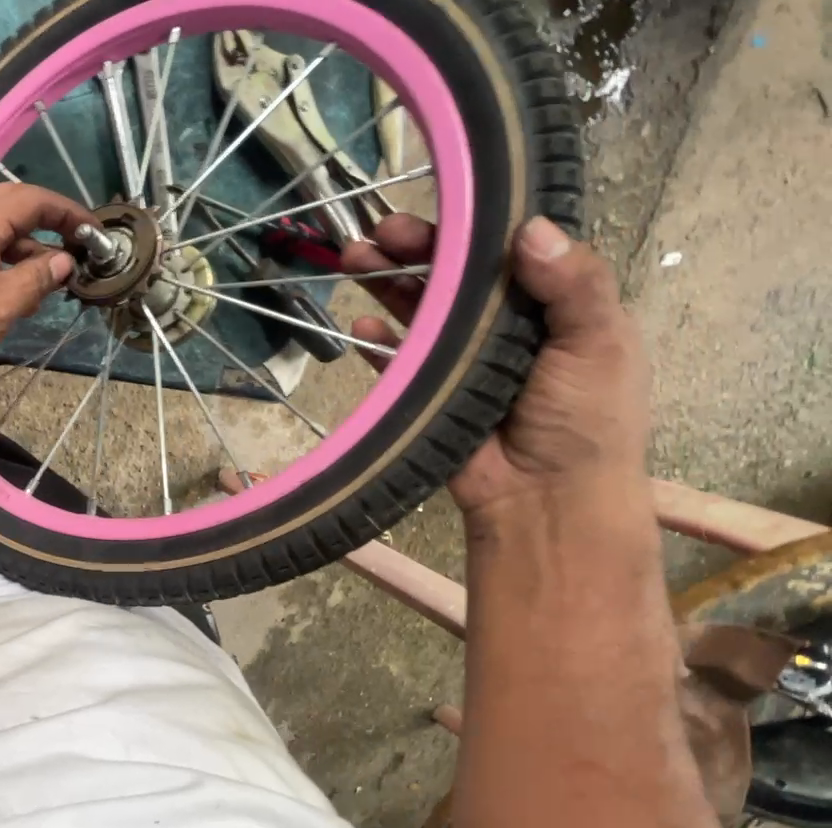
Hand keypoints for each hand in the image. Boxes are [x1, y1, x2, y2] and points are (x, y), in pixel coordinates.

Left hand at [0, 183, 94, 402]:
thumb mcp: (2, 305)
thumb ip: (37, 278)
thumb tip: (64, 262)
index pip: (28, 199)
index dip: (65, 210)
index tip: (92, 231)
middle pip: (9, 208)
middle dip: (46, 224)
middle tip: (73, 247)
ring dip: (25, 251)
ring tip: (49, 283)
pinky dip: (3, 267)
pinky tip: (18, 295)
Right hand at [342, 214, 648, 516]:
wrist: (545, 495)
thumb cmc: (586, 417)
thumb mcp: (600, 341)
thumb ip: (573, 284)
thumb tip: (529, 227)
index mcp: (549, 305)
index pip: (503, 253)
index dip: (469, 228)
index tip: (436, 206)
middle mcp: (501, 326)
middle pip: (450, 277)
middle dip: (412, 250)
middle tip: (375, 234)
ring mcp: (458, 361)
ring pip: (415, 310)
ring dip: (384, 284)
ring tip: (352, 262)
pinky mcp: (424, 393)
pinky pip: (393, 360)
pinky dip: (375, 342)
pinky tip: (360, 325)